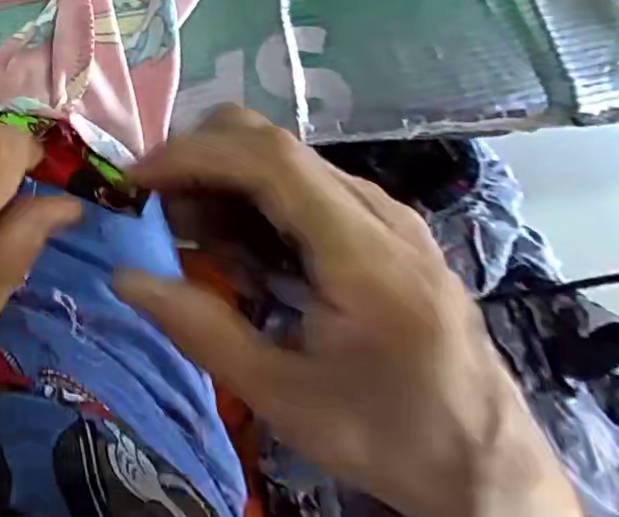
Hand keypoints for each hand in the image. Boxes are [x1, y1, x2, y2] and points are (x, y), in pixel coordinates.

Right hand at [113, 107, 578, 516]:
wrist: (496, 477)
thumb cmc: (390, 438)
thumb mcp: (284, 399)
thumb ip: (199, 331)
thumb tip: (122, 275)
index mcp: (368, 258)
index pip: (268, 161)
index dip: (190, 156)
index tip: (136, 181)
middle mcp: (380, 215)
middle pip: (265, 140)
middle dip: (194, 160)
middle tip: (159, 210)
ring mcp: (381, 214)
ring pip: (274, 154)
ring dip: (216, 180)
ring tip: (196, 240)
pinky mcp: (376, 223)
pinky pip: (292, 180)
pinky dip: (244, 197)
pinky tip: (239, 251)